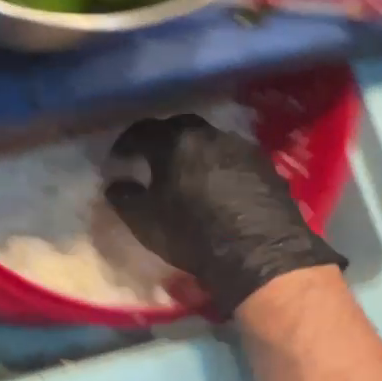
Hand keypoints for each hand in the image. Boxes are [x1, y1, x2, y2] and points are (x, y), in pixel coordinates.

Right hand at [102, 114, 345, 315]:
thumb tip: (116, 184)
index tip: (117, 160)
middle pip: (179, 126)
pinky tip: (211, 186)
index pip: (142, 130)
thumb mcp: (143, 221)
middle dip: (160, 140)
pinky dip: (214, 164)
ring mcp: (243, 148)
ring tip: (181, 174)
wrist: (258, 254)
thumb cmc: (191, 234)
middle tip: (148, 160)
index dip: (125, 143)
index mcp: (176, 144)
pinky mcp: (265, 166)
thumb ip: (124, 197)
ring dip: (191, 151)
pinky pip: (231, 156)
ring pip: (208, 140)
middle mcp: (211, 136)